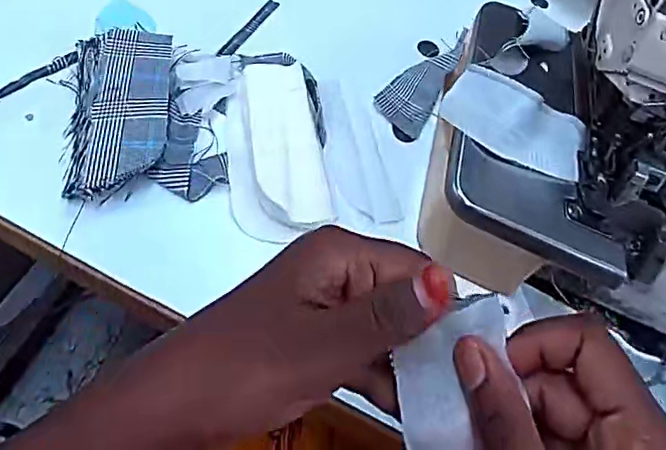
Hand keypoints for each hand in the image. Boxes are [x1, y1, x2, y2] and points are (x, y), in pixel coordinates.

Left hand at [10, 226, 452, 448]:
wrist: (182, 399)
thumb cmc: (242, 362)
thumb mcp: (322, 344)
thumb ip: (385, 316)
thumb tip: (442, 280)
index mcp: (335, 254)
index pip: (412, 265)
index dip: (447, 303)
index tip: (483, 350)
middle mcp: (333, 271)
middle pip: (402, 298)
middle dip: (434, 340)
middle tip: (470, 386)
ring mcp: (324, 306)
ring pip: (387, 330)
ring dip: (413, 365)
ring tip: (451, 404)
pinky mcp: (316, 339)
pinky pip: (365, 352)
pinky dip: (387, 379)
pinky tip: (413, 411)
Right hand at [457, 314, 665, 449]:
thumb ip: (508, 420)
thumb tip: (471, 354)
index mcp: (645, 432)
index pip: (585, 338)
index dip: (532, 342)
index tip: (489, 362)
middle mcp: (639, 438)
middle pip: (561, 375)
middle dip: (508, 387)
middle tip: (469, 408)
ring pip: (553, 411)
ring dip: (509, 416)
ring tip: (476, 433)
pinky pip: (557, 439)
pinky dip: (522, 439)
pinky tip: (493, 444)